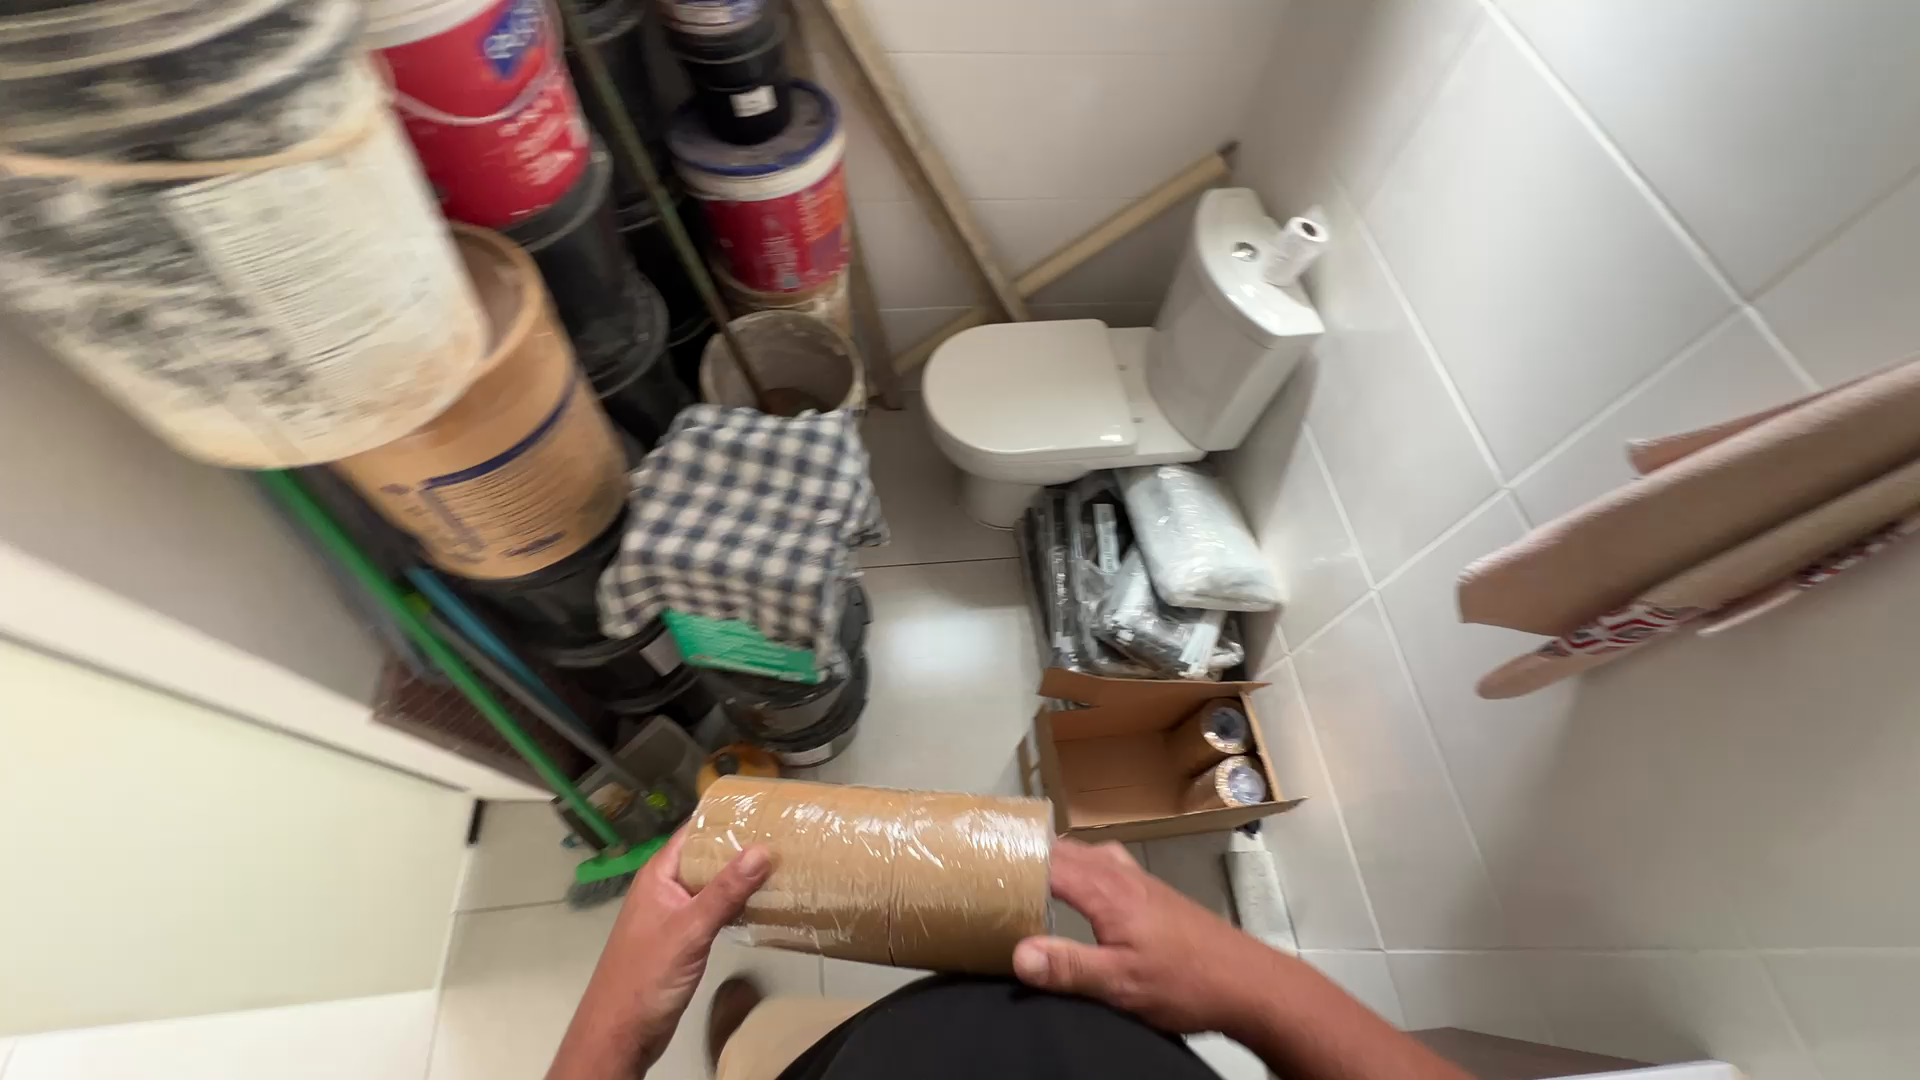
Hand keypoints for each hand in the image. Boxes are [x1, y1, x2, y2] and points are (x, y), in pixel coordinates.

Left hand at [547, 827, 770, 1078]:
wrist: (619, 1037)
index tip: (764, 810)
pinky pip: (715, 908)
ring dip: (741, 876)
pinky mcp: (684, 937)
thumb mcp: (690, 930)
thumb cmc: (646, 977)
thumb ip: (725, 891)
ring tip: (782, 863)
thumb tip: (763, 850)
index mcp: (659, 874)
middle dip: (741, 847)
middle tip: (783, 835)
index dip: (726, 818)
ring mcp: (675, 913)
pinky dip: (736, 903)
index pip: (695, 831)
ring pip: (713, 883)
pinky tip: (763, 902)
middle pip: (708, 856)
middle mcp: (667, 887)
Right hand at [1012, 839, 1277, 1036]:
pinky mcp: (1144, 887)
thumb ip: (1068, 967)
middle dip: (1025, 853)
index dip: (1013, 855)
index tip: (978, 857)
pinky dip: (1074, 865)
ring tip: (1019, 872)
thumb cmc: (1184, 980)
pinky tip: (1072, 885)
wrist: (1244, 979)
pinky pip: (1097, 862)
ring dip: (1050, 858)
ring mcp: (1132, 874)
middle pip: (1060, 850)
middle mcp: (1116, 870)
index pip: (1047, 859)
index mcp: (1104, 887)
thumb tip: (1016, 953)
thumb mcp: (1122, 984)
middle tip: (988, 866)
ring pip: (1080, 853)